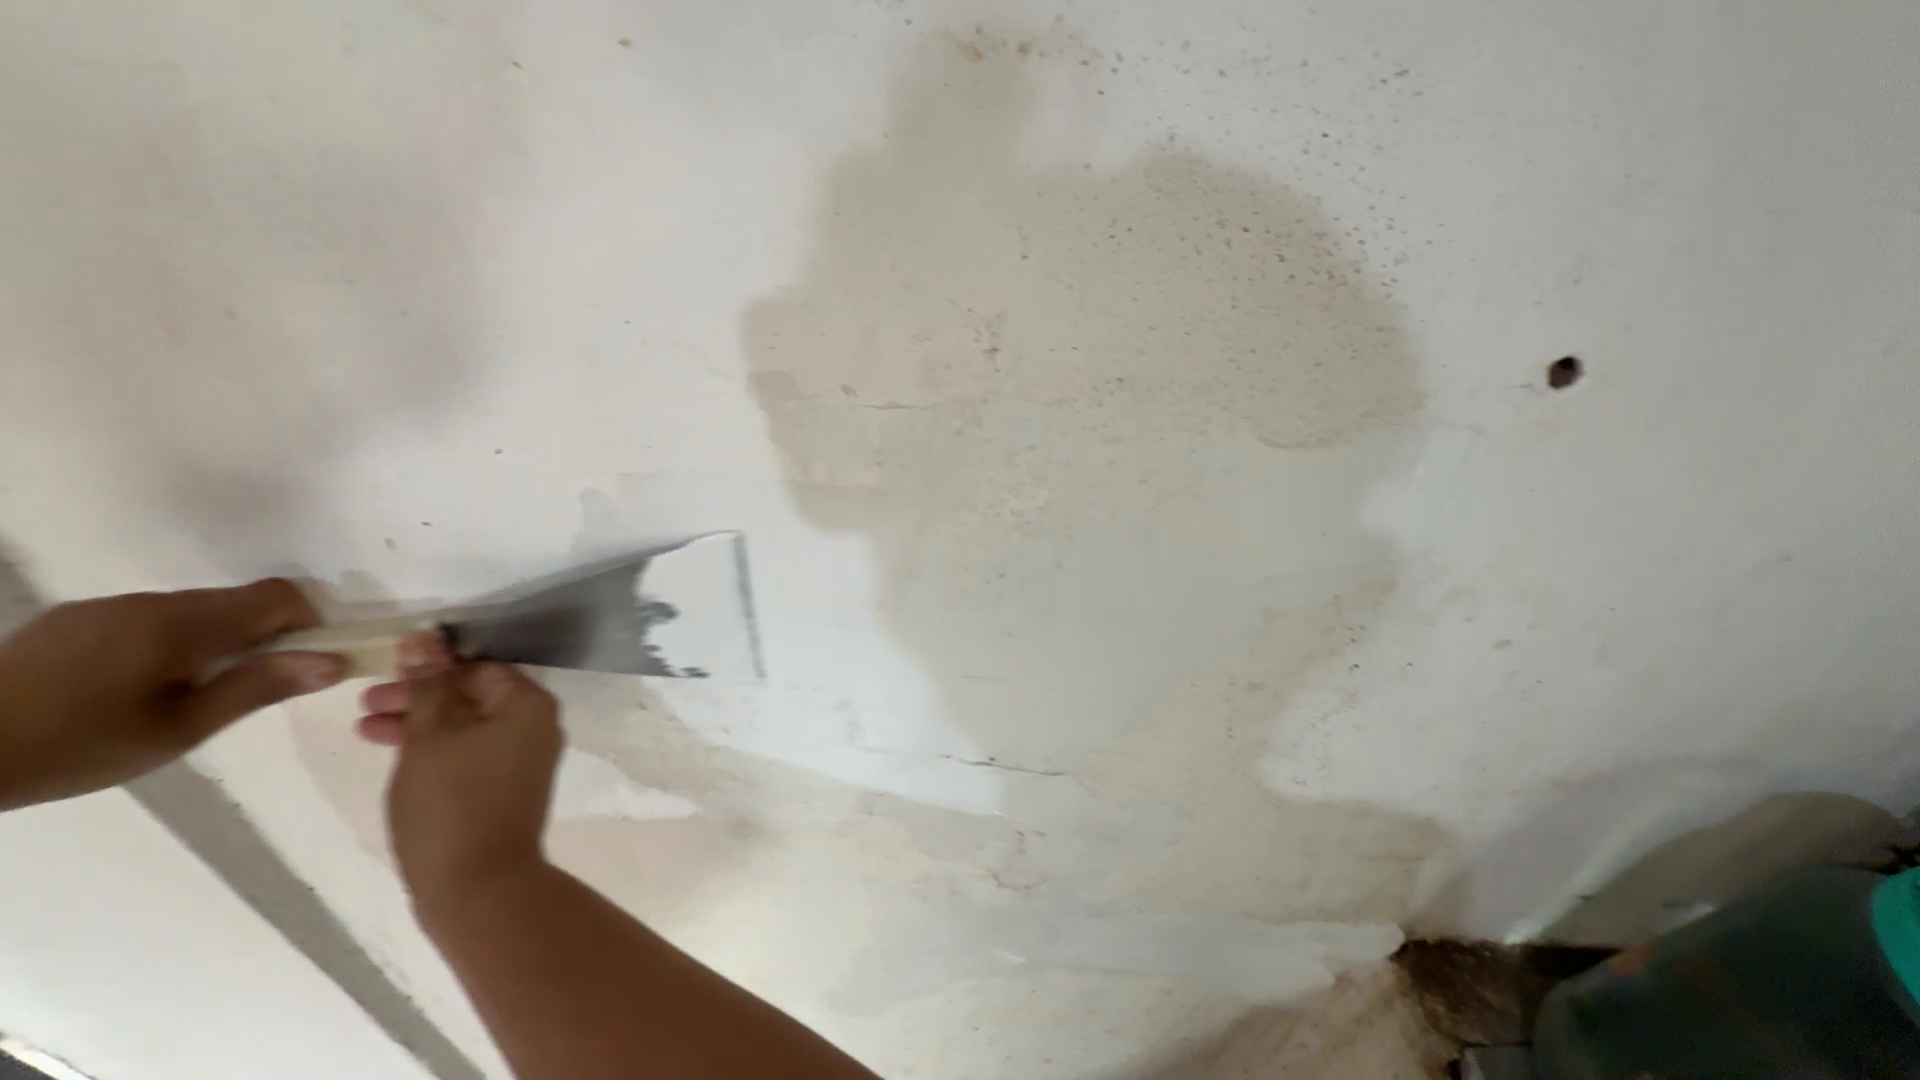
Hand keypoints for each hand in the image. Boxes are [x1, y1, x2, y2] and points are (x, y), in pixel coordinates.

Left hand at [0, 579, 346, 809]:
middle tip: (248, 691)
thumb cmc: (74, 748)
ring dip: (216, 641)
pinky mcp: (75, 620)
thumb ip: (258, 688)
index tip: (305, 664)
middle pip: (237, 602)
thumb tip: (333, 662)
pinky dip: (171, 643)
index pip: (278, 596)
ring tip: (185, 697)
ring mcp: (107, 608)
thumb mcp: (180, 730)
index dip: (308, 623)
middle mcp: (150, 602)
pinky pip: (150, 619)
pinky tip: (132, 689)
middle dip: (264, 636)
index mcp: (181, 625)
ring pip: (195, 611)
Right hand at [357, 633, 563, 910]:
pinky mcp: (508, 786)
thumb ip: (426, 685)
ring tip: (365, 727)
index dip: (431, 666)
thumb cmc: (452, 803)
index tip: (384, 670)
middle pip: (473, 694)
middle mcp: (537, 725)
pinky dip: (436, 747)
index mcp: (529, 704)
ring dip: (420, 721)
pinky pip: (471, 751)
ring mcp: (525, 758)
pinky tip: (393, 752)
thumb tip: (423, 637)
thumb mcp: (429, 736)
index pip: (479, 667)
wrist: (479, 887)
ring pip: (468, 724)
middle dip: (420, 694)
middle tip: (366, 701)